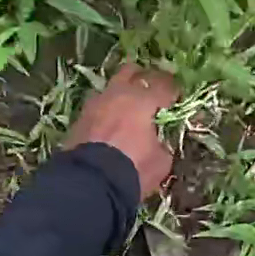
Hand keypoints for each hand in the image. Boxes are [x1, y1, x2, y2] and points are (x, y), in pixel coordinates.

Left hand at [64, 63, 177, 199]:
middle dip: (142, 77)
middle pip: (130, 73)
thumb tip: (159, 144)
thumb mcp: (160, 163)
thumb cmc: (133, 169)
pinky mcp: (78, 120)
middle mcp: (117, 95)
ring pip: (109, 89)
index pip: (162, 86)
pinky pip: (96, 108)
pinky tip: (107, 122)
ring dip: (119, 93)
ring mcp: (94, 105)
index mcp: (142, 101)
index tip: (176, 95)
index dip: (172, 90)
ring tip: (125, 104)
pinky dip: (104, 112)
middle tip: (149, 86)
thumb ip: (162, 147)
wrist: (92, 182)